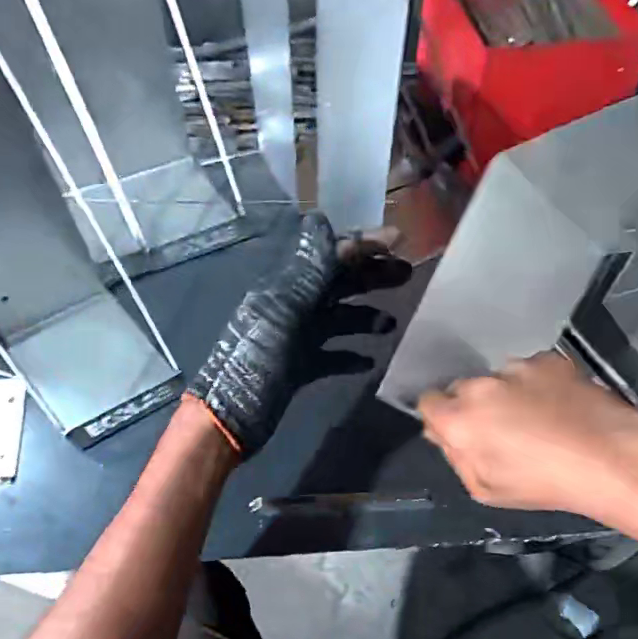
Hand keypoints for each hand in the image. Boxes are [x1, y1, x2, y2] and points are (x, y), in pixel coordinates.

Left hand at [188, 212, 411, 457]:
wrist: (231, 416)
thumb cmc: (256, 363)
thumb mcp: (282, 314)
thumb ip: (307, 274)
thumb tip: (322, 222)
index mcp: (286, 289)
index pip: (330, 257)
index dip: (362, 246)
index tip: (399, 240)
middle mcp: (293, 308)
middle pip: (338, 285)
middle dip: (371, 277)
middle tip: (407, 274)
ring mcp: (297, 339)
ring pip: (338, 319)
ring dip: (366, 318)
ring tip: (391, 325)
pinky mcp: (300, 368)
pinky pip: (331, 356)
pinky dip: (350, 356)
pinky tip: (369, 361)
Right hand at [418, 352, 637, 518]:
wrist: (610, 457)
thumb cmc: (544, 484)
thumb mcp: (486, 490)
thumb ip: (456, 457)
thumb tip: (443, 435)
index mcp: (459, 420)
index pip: (428, 402)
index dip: (441, 418)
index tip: (459, 431)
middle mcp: (482, 386)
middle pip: (464, 389)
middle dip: (475, 407)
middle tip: (503, 431)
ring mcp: (518, 368)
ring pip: (499, 379)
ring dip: (508, 394)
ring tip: (539, 420)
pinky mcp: (550, 359)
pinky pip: (531, 370)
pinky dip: (538, 384)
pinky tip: (559, 407)